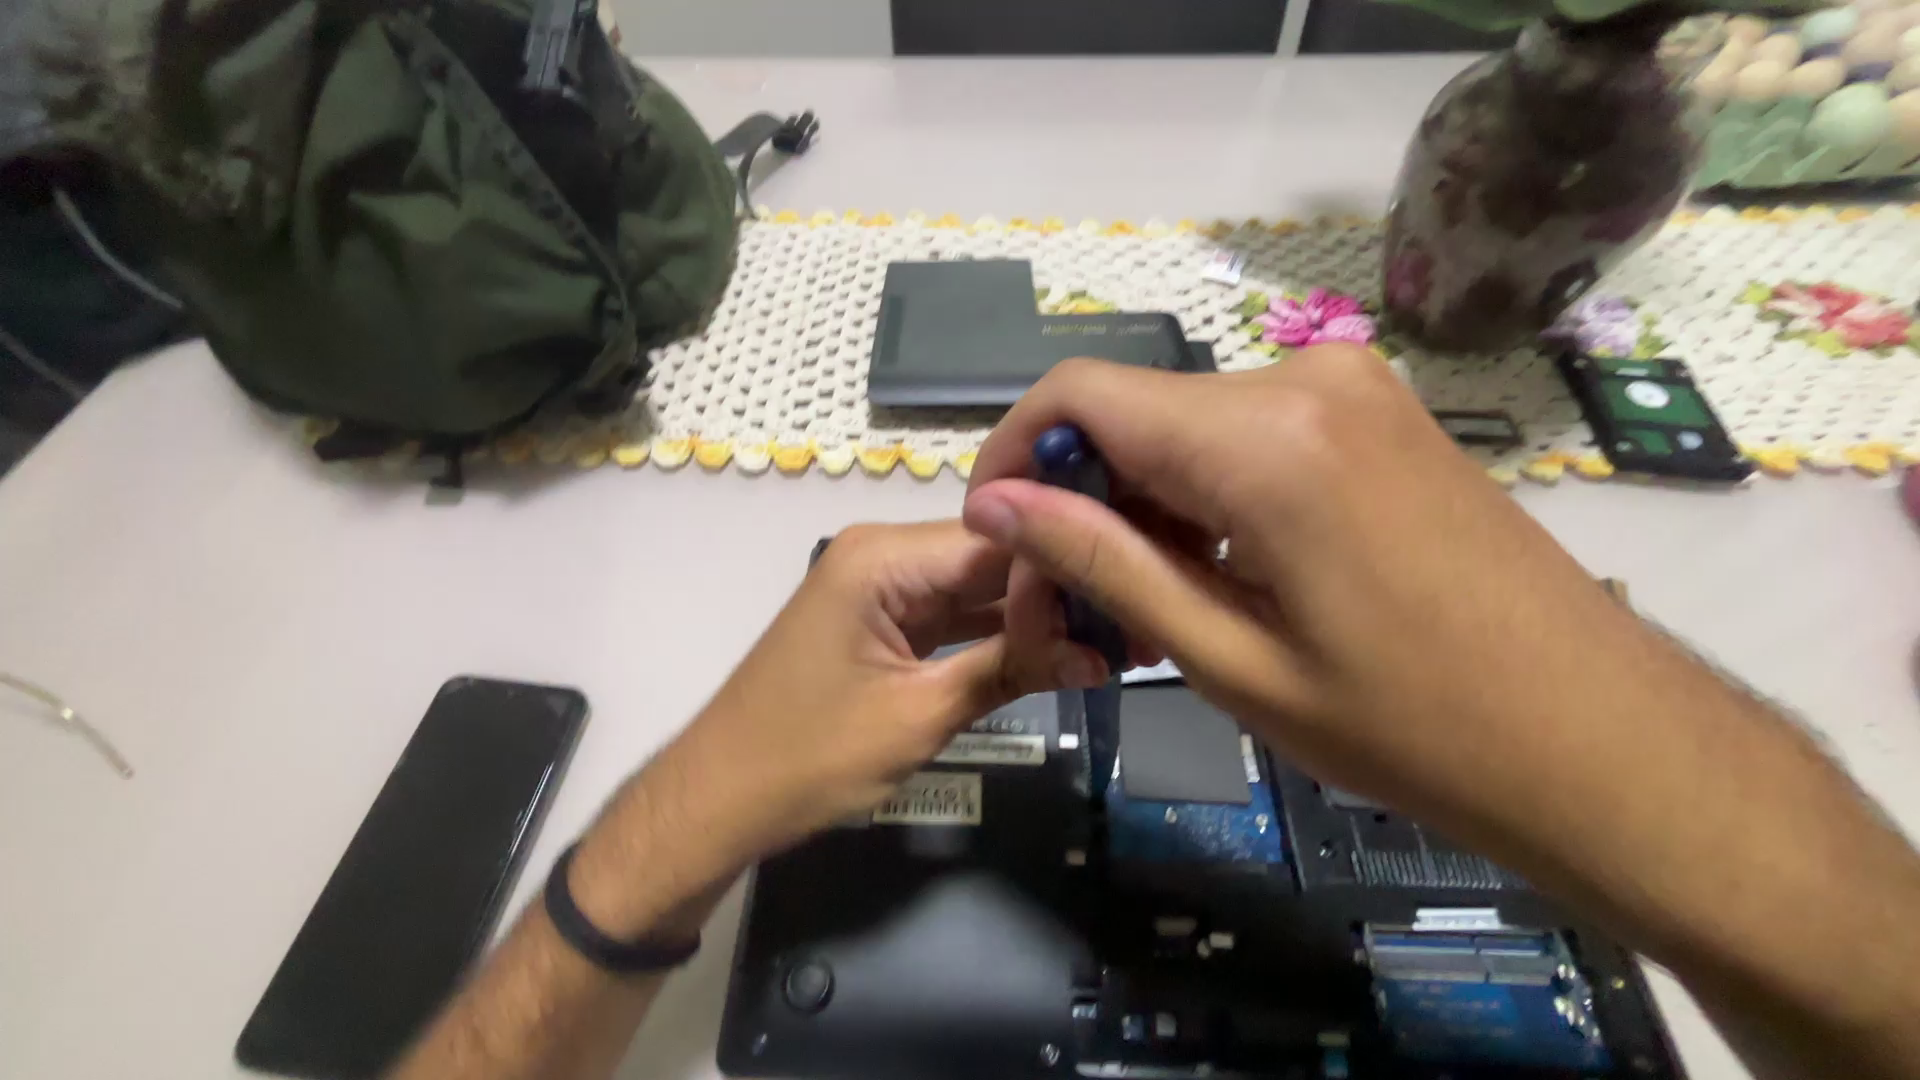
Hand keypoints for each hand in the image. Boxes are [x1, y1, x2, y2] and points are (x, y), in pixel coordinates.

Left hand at [658, 520, 1103, 863]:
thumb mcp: (921, 714)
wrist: (719, 799)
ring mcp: (880, 585)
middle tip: (1129, 623)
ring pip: (974, 588)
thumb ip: (1011, 668)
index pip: (998, 540)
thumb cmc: (810, 756)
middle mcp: (883, 553)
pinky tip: (1051, 651)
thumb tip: (1100, 652)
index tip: (1128, 598)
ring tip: (1107, 637)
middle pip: (989, 558)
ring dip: (1029, 618)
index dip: (1064, 568)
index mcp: (883, 557)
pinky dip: (992, 635)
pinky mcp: (880, 618)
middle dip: (1053, 594)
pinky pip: (949, 614)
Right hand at [961, 347, 1653, 822]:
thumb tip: (994, 505)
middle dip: (1081, 497)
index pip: (1080, 393)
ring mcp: (1350, 388)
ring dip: (1142, 504)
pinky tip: (1217, 574)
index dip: (1015, 451)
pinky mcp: (1374, 415)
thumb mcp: (1225, 656)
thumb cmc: (1406, 725)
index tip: (997, 531)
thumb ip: (1100, 560)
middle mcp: (1302, 376)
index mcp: (1262, 435)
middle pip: (1133, 413)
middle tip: (1076, 605)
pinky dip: (1203, 495)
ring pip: (1185, 427)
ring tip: (1148, 608)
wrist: (1604, 743)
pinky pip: (1246, 435)